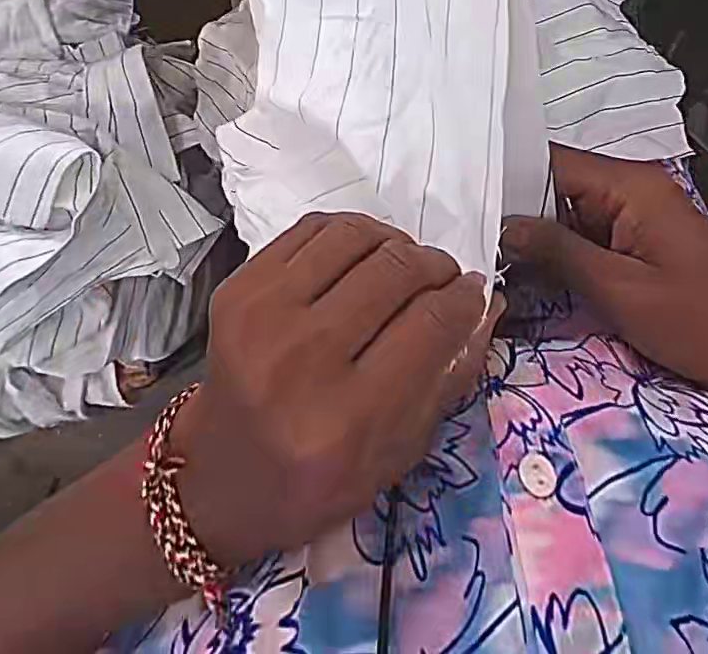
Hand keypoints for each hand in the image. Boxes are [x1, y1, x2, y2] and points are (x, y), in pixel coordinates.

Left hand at [172, 213, 501, 567]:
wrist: (218, 478)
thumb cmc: (316, 480)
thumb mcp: (399, 452)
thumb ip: (452, 375)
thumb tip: (488, 304)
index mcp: (346, 419)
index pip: (431, 323)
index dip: (465, 298)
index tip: (473, 293)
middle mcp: (301, 361)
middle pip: (397, 271)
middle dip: (437, 266)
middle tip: (444, 277)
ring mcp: (262, 316)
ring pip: (357, 237)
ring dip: (397, 242)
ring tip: (406, 263)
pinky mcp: (239, 289)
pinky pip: (314, 228)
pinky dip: (353, 232)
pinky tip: (364, 255)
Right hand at [503, 146, 707, 499]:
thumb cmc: (699, 325)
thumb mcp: (620, 290)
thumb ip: (559, 251)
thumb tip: (504, 224)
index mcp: (632, 185)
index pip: (553, 163)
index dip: (508, 179)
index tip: (465, 202)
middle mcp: (634, 187)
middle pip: (559, 185)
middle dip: (519, 211)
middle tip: (469, 236)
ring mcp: (639, 212)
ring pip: (571, 211)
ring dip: (539, 234)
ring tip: (488, 252)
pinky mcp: (641, 237)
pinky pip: (590, 232)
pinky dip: (563, 249)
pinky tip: (529, 268)